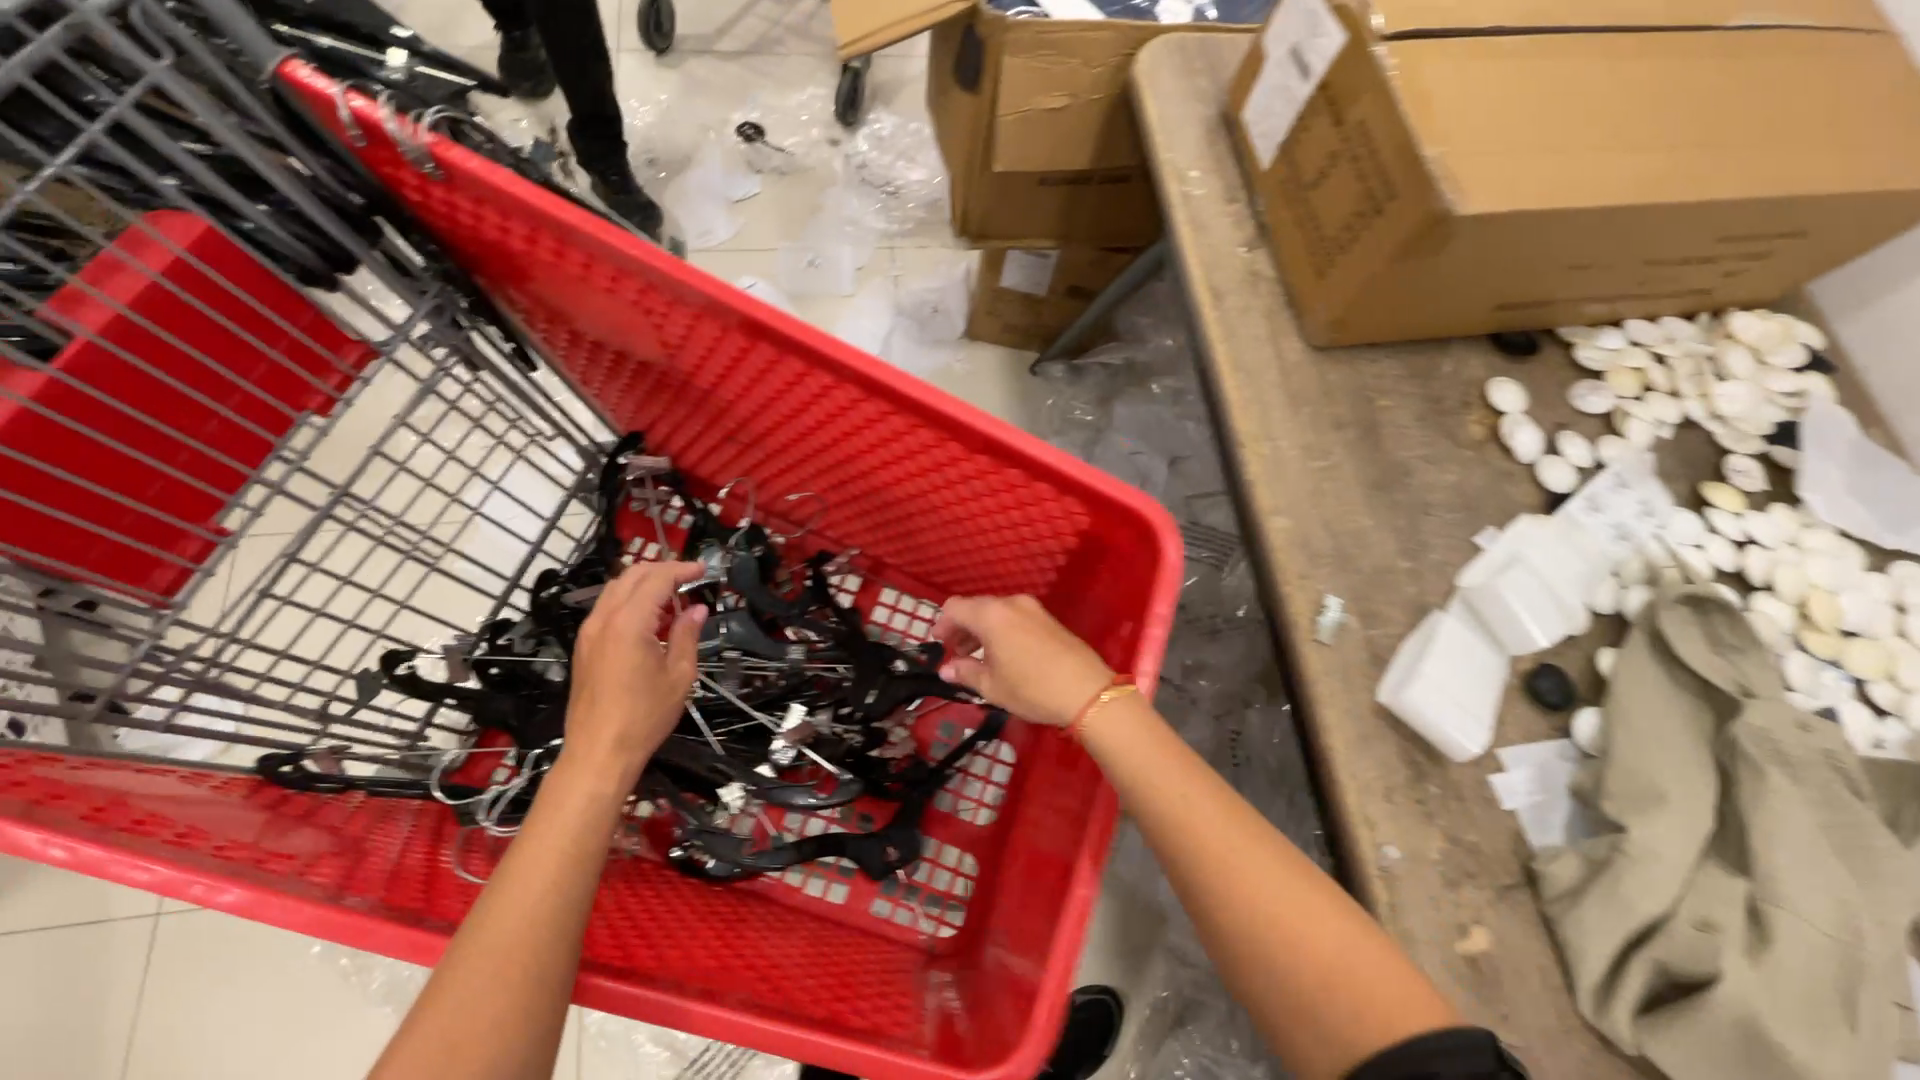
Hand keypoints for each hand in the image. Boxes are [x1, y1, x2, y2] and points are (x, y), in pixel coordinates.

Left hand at [564, 560, 706, 782]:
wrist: (599, 751)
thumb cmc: (645, 716)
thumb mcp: (679, 675)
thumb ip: (687, 635)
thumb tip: (697, 610)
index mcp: (628, 623)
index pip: (656, 579)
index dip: (682, 569)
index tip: (703, 570)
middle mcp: (603, 619)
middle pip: (631, 576)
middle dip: (662, 570)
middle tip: (689, 578)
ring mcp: (589, 632)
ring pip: (616, 590)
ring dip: (644, 585)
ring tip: (673, 599)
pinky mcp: (584, 646)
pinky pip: (607, 609)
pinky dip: (630, 602)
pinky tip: (650, 620)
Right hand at [932, 595, 1115, 726]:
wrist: (1087, 691)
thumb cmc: (1032, 689)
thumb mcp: (992, 686)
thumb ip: (965, 672)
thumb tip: (946, 669)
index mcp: (991, 615)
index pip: (955, 608)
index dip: (942, 624)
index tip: (938, 644)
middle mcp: (1010, 603)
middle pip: (976, 607)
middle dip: (962, 628)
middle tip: (956, 653)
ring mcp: (1032, 609)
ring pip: (996, 612)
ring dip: (982, 629)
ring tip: (978, 657)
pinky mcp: (1048, 619)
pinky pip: (1014, 617)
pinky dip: (1001, 630)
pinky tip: (1003, 654)